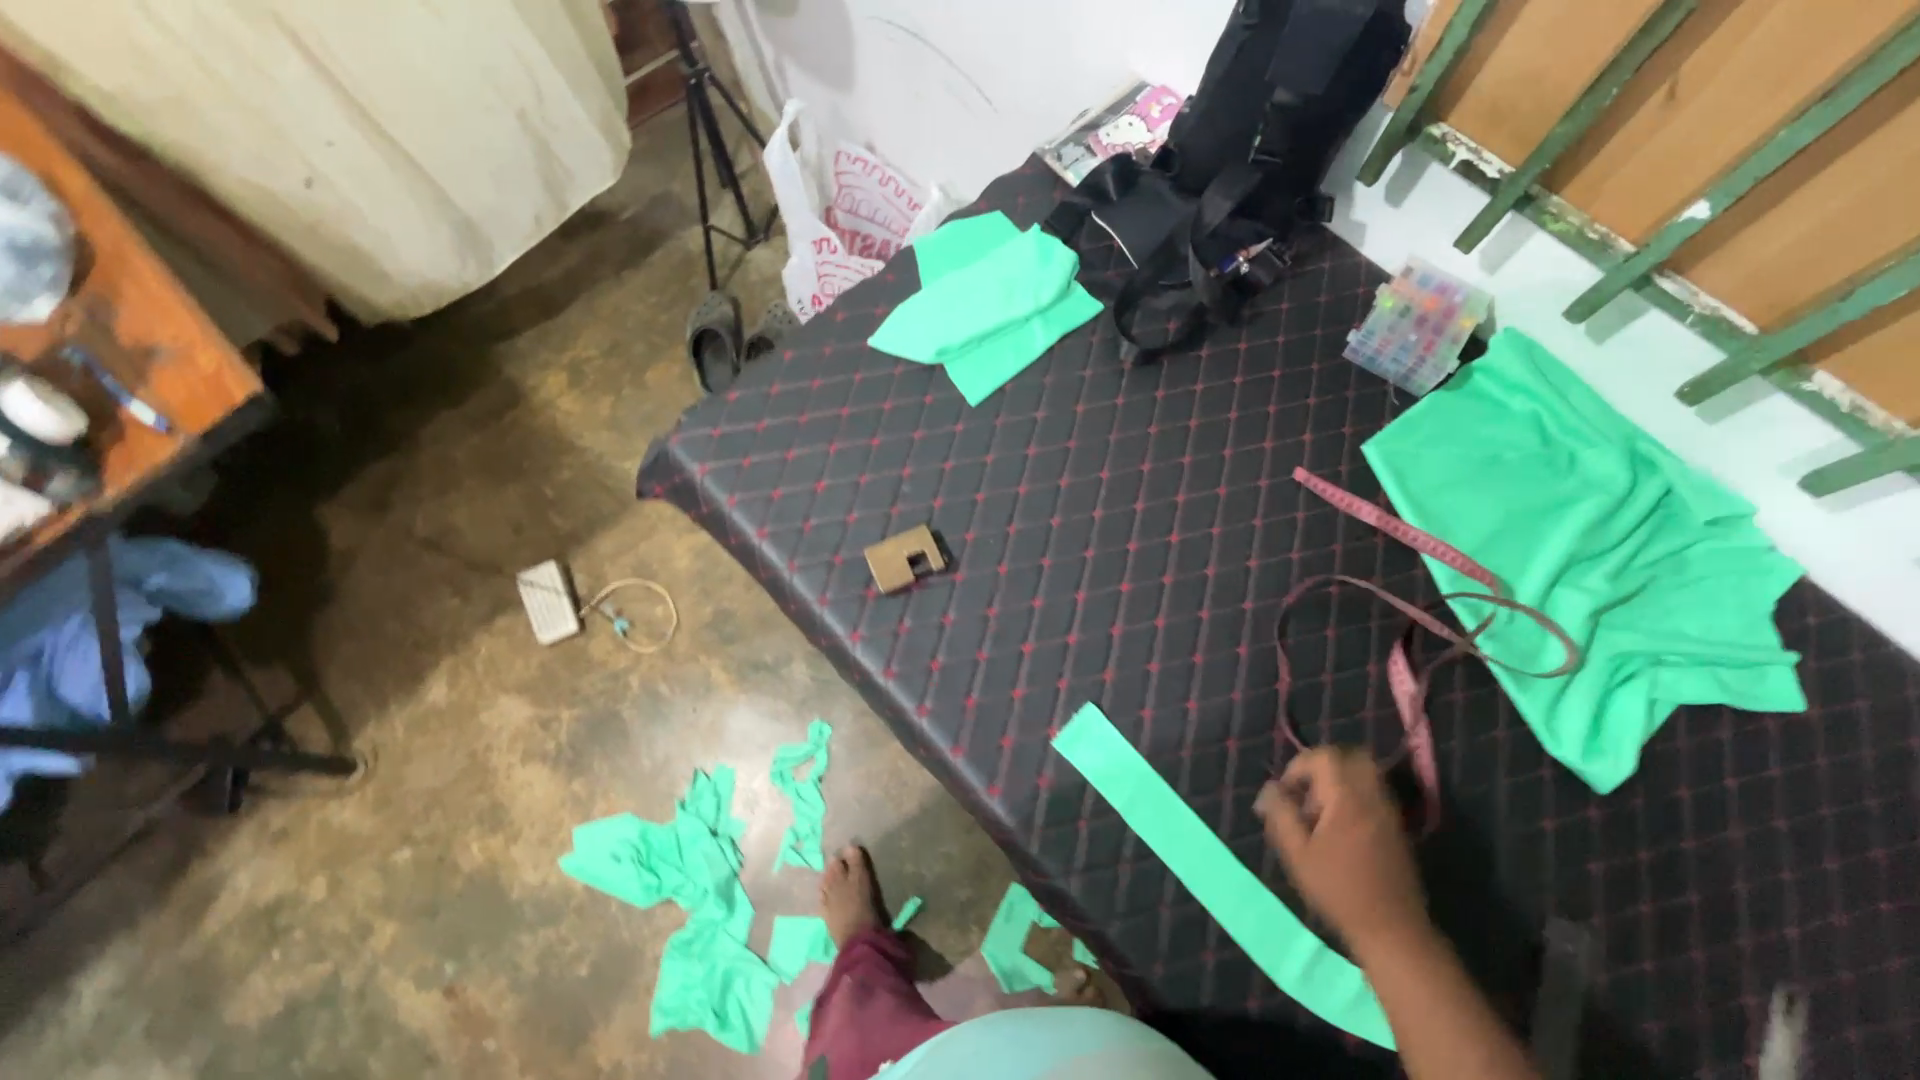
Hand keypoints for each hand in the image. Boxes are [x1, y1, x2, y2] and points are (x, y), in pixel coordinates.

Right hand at [1255, 747, 1429, 953]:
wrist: (1390, 928)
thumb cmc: (1337, 890)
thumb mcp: (1297, 854)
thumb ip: (1280, 815)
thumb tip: (1269, 789)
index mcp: (1347, 799)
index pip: (1324, 757)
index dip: (1299, 766)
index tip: (1286, 793)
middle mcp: (1372, 797)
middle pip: (1350, 757)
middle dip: (1322, 767)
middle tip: (1305, 793)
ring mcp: (1389, 811)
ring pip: (1365, 774)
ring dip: (1339, 782)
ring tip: (1320, 812)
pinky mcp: (1396, 827)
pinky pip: (1374, 793)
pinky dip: (1353, 796)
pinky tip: (1339, 828)